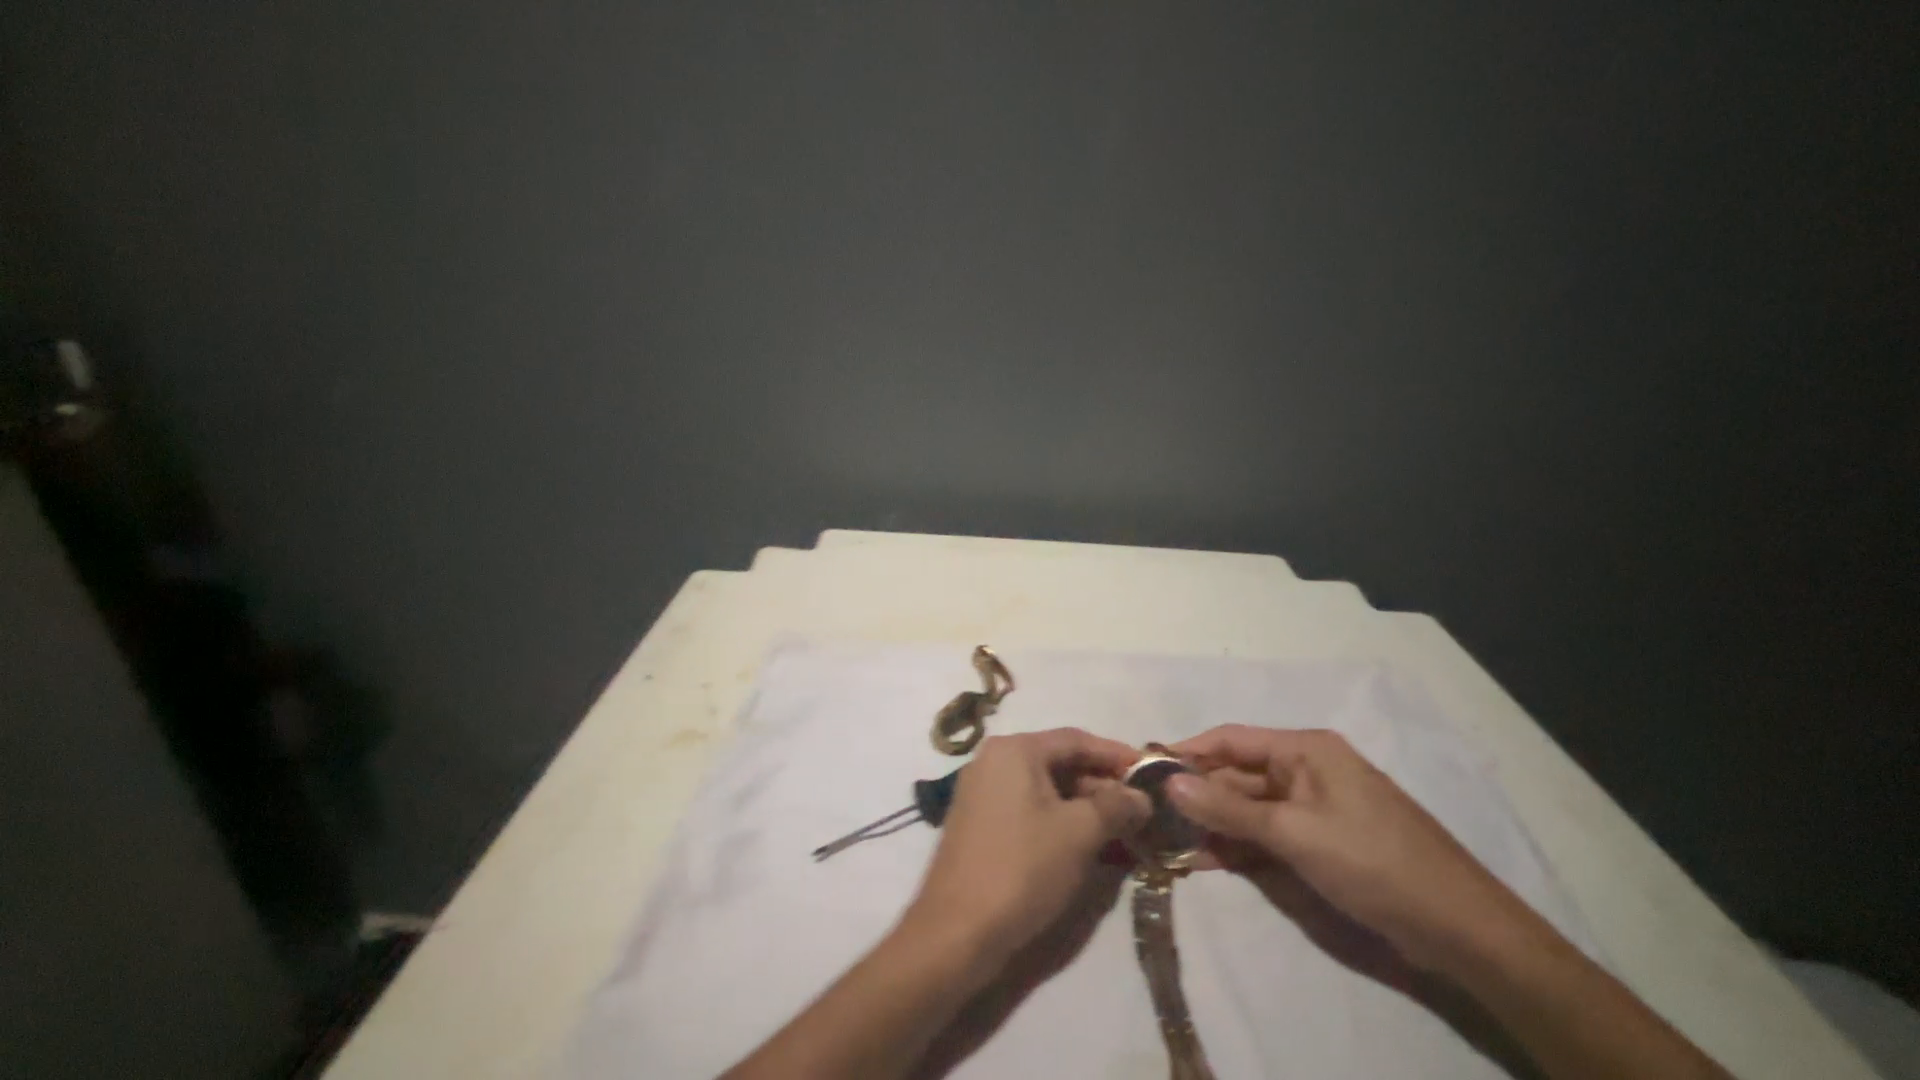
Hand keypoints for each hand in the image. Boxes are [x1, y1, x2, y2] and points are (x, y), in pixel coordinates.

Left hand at [904, 729, 1150, 965]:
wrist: (957, 931)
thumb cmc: (1022, 868)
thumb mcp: (1080, 833)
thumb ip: (1117, 805)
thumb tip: (1141, 796)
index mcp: (1014, 750)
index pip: (1077, 740)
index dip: (1119, 756)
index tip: (1153, 774)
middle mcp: (993, 762)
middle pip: (1061, 763)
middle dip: (1104, 786)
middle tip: (1144, 810)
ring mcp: (982, 795)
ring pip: (1046, 791)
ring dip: (1086, 808)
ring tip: (1124, 831)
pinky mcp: (980, 826)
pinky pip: (1030, 811)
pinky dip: (1061, 823)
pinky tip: (1089, 845)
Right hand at [1166, 725, 1527, 968]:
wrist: (1456, 925)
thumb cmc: (1373, 862)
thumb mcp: (1294, 833)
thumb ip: (1229, 808)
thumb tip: (1169, 780)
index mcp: (1306, 750)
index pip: (1230, 739)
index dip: (1186, 752)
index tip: (1143, 770)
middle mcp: (1309, 769)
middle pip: (1238, 773)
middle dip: (1197, 793)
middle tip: (1149, 815)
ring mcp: (1317, 806)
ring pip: (1250, 806)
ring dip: (1214, 822)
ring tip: (1168, 841)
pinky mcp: (1322, 840)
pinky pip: (1269, 833)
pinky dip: (1240, 844)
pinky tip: (1207, 860)